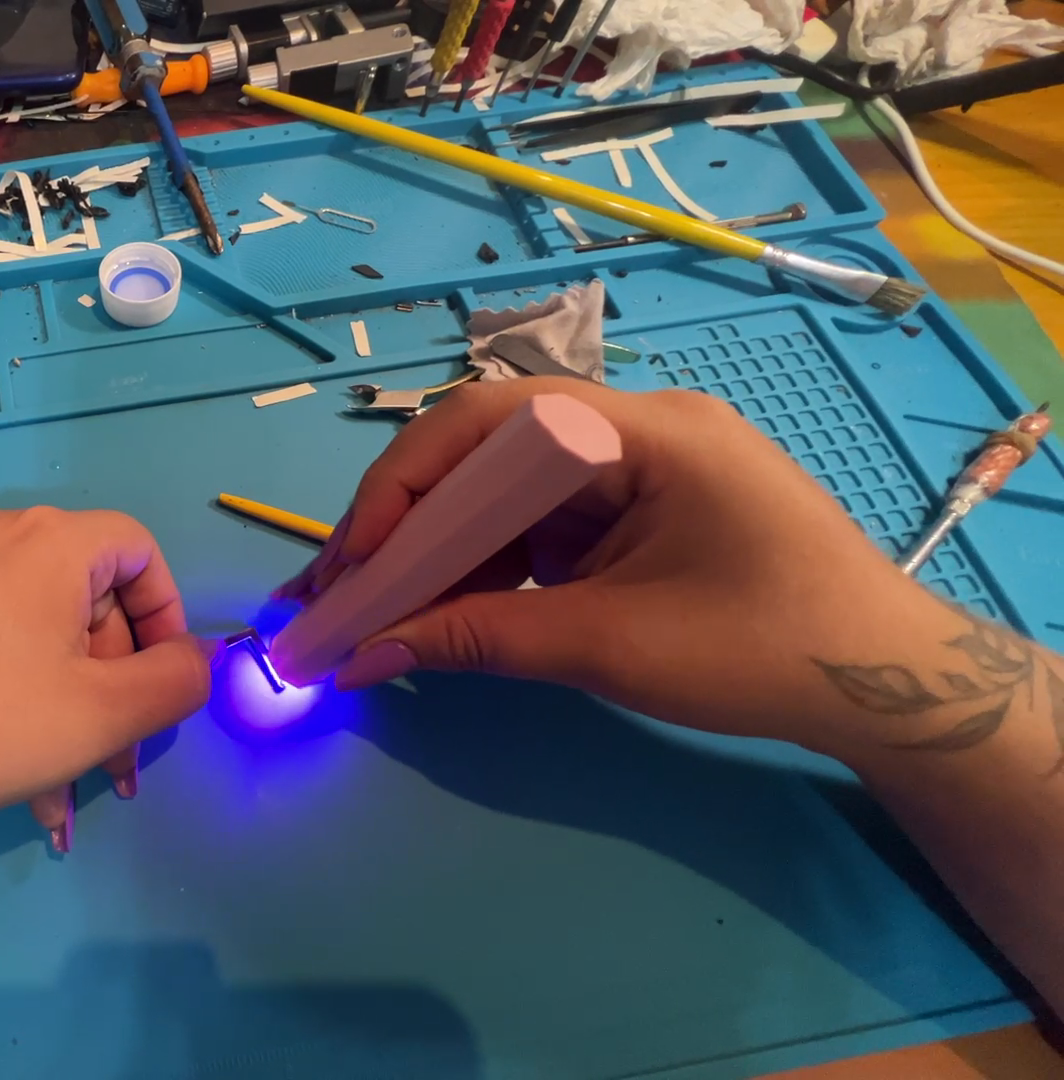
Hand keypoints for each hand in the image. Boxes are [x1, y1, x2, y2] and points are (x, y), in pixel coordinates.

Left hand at [0, 506, 212, 849]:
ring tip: (56, 800)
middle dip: (113, 688)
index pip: (137, 551)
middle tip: (116, 767)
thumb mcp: (102, 713)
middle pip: (87, 600)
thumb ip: (176, 682)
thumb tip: (200, 659)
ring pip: (38, 636)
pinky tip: (8, 778)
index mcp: (49, 540)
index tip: (165, 684)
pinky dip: (15, 701)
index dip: (167, 616)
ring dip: (65, 712)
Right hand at [278, 378, 947, 751]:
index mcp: (639, 432)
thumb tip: (359, 659)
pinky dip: (462, 566)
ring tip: (358, 600)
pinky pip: (510, 526)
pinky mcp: (601, 512)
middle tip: (332, 583)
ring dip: (419, 549)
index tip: (354, 555)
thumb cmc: (768, 652)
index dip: (404, 481)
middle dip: (395, 523)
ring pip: (482, 494)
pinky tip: (424, 603)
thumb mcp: (608, 645)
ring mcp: (607, 472)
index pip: (489, 420)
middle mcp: (616, 432)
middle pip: (473, 457)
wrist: (889, 689)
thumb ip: (475, 640)